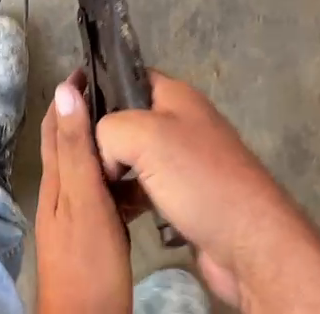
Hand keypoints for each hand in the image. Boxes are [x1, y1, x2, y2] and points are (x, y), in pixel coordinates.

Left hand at [35, 73, 131, 313]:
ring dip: (112, 146)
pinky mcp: (95, 233)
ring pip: (95, 167)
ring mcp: (78, 212)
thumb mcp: (84, 198)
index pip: (56, 121)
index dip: (71, 92)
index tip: (95, 67)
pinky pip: (109, 194)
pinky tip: (146, 183)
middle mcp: (62, 189)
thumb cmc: (87, 260)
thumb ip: (75, 147)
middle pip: (75, 140)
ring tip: (143, 132)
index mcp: (56, 176)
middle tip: (127, 96)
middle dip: (95, 113)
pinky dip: (124, 181)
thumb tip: (63, 90)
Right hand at [96, 72, 319, 312]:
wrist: (250, 244)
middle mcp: (181, 122)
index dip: (99, 85)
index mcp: (176, 95)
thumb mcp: (143, 135)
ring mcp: (185, 162)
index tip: (69, 107)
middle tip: (75, 150)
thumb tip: (102, 154)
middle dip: (102, 133)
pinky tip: (114, 207)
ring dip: (114, 169)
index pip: (127, 75)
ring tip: (89, 181)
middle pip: (128, 118)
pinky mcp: (186, 198)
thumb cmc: (198, 178)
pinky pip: (146, 187)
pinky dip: (130, 195)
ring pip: (134, 156)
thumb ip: (108, 128)